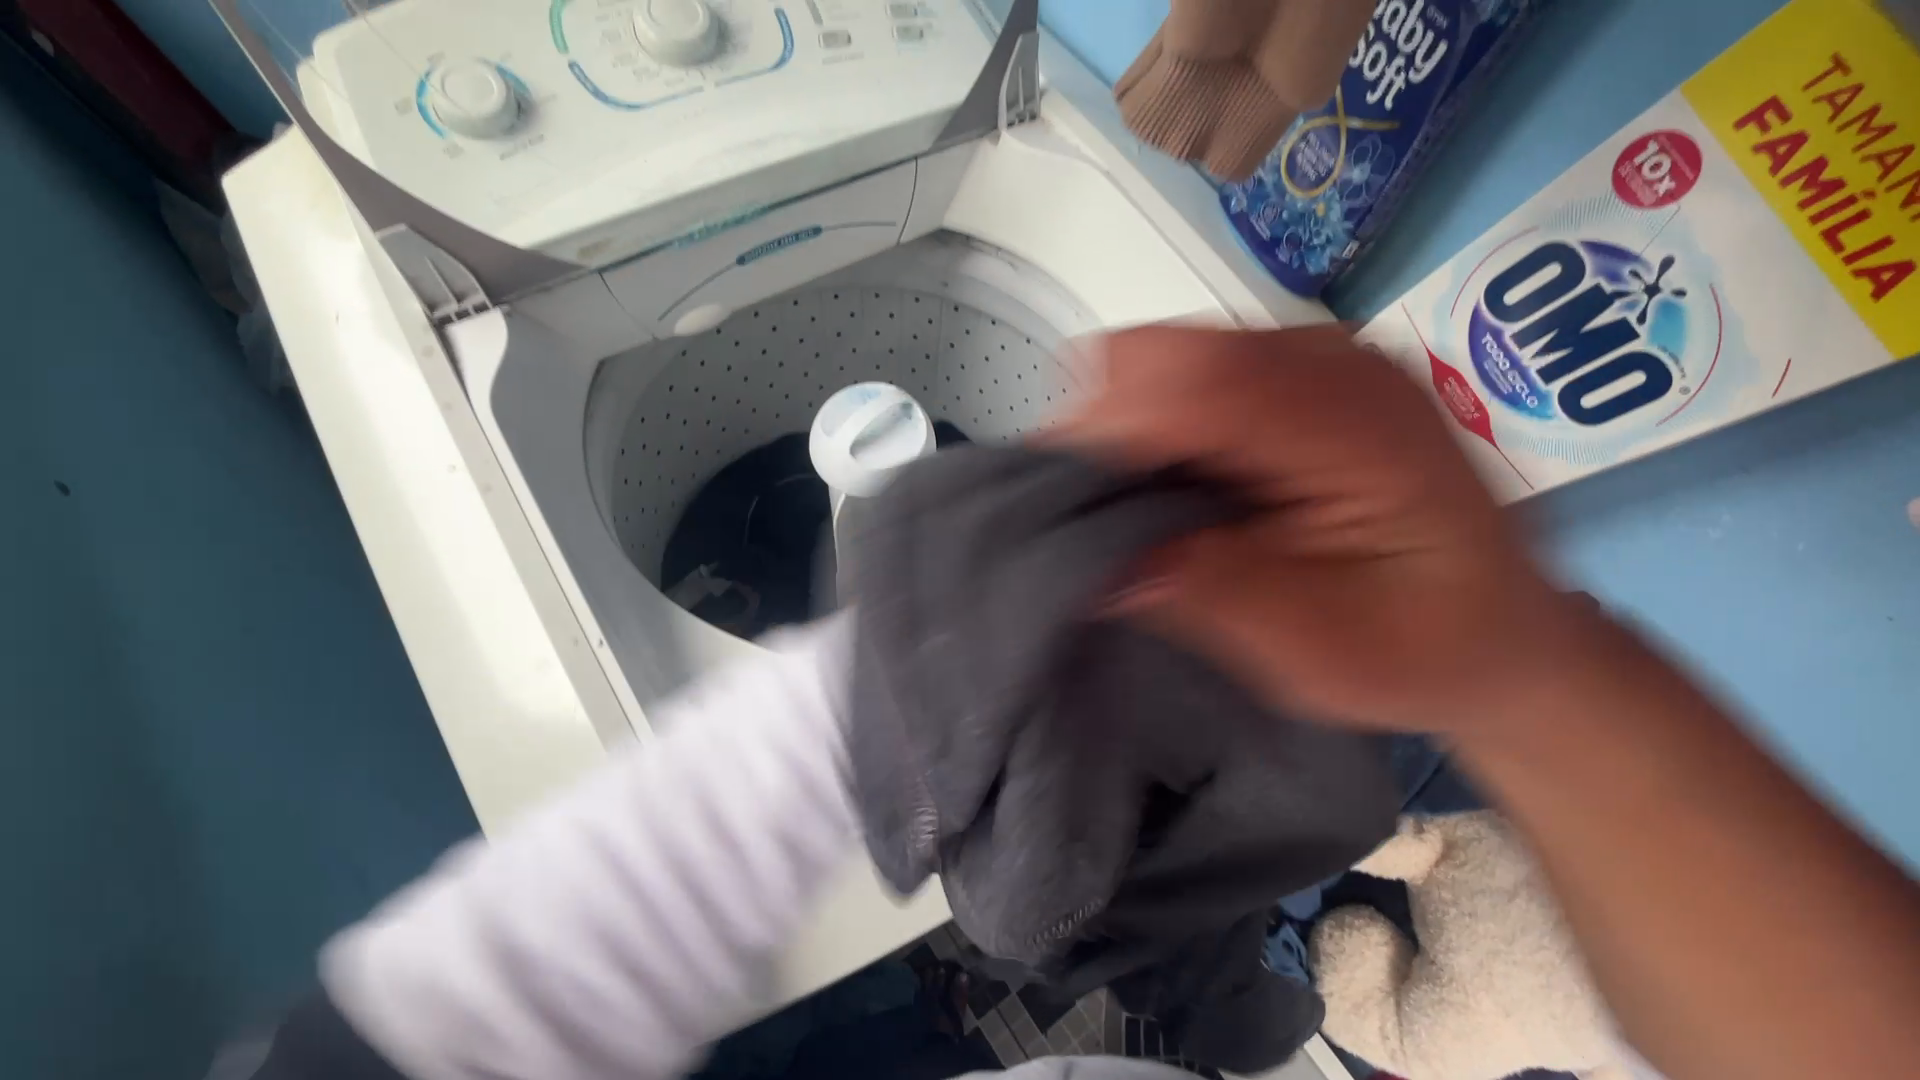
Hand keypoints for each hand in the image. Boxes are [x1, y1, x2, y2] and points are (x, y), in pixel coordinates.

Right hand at [1057, 324, 1590, 734]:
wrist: (1498, 631)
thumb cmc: (1422, 651)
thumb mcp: (1321, 652)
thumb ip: (1217, 597)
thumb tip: (1098, 563)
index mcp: (1357, 426)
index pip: (1203, 384)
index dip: (1111, 435)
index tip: (1064, 508)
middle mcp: (1332, 363)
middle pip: (1163, 354)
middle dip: (1104, 432)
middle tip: (1100, 520)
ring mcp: (1308, 358)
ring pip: (1157, 359)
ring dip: (1122, 431)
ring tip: (1136, 513)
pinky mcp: (1285, 374)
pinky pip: (1178, 375)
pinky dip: (1148, 430)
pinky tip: (1171, 490)